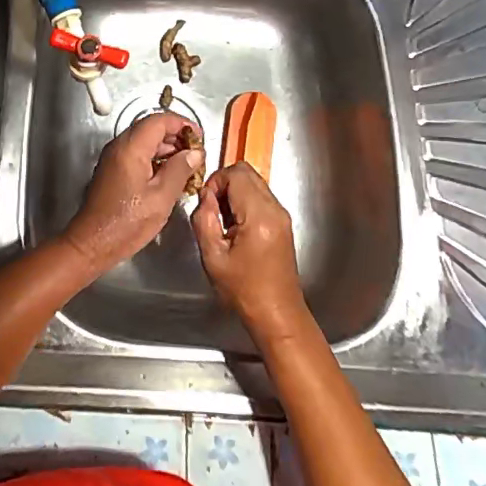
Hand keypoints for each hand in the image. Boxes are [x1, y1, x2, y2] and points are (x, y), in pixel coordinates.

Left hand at [60, 112, 203, 276]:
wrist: (94, 241)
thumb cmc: (126, 223)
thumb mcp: (162, 197)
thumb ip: (180, 170)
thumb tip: (194, 153)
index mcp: (130, 148)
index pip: (158, 120)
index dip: (182, 124)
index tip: (199, 136)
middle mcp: (119, 147)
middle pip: (150, 128)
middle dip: (176, 137)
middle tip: (197, 154)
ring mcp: (113, 158)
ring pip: (144, 142)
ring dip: (167, 149)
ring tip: (188, 167)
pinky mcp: (112, 171)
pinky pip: (136, 155)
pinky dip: (155, 160)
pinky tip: (170, 177)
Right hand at [192, 163, 308, 340]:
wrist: (276, 312)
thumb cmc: (243, 289)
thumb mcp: (212, 255)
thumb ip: (204, 218)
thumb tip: (204, 196)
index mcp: (259, 217)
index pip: (236, 174)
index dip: (215, 181)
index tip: (206, 203)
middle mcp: (275, 211)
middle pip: (247, 172)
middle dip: (223, 183)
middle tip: (211, 209)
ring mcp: (281, 216)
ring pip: (253, 182)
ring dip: (233, 193)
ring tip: (221, 220)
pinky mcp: (281, 223)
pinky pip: (259, 197)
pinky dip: (243, 202)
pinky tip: (234, 227)